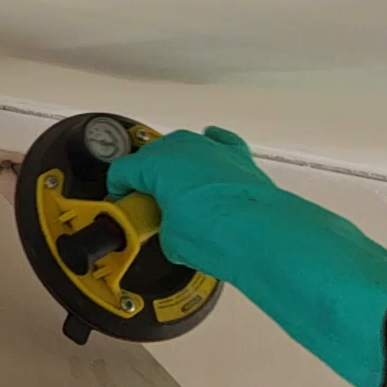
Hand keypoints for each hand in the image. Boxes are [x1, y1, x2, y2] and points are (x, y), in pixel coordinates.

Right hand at [107, 127, 386, 386]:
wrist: (268, 239)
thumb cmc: (218, 234)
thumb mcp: (172, 238)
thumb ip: (163, 226)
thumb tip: (173, 231)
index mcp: (156, 161)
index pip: (123, 172)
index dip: (119, 193)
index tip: (122, 207)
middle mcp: (184, 147)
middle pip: (152, 158)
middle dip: (148, 179)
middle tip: (149, 207)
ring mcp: (215, 150)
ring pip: (185, 152)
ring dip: (178, 170)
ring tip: (181, 197)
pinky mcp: (241, 161)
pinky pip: (220, 146)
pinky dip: (213, 151)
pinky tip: (210, 157)